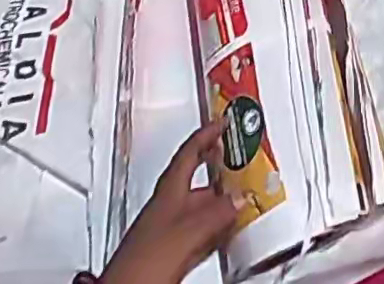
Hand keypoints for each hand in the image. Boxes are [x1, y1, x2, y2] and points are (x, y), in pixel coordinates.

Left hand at [101, 122, 242, 283]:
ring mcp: (167, 229)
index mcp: (169, 190)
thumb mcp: (187, 231)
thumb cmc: (142, 262)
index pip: (190, 150)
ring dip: (220, 201)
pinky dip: (215, 227)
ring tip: (241, 197)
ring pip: (200, 207)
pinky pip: (199, 232)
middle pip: (197, 179)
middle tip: (240, 161)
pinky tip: (225, 232)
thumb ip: (216, 212)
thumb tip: (238, 198)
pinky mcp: (169, 252)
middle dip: (220, 169)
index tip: (223, 122)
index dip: (207, 133)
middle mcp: (167, 205)